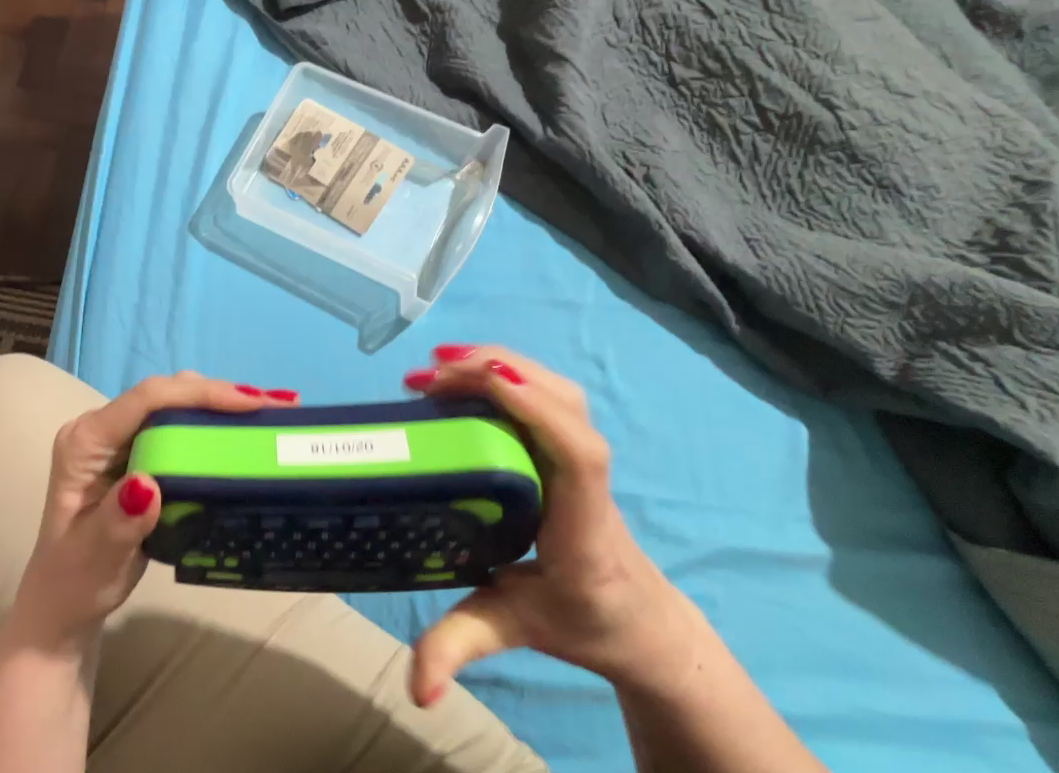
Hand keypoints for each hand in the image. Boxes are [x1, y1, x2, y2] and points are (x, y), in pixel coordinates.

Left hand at [5, 373, 299, 653]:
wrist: (64, 603)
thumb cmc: (75, 582)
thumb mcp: (95, 557)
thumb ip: (118, 521)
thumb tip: (148, 483)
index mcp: (84, 442)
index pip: (144, 400)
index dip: (198, 395)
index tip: (250, 404)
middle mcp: (100, 429)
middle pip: (163, 394)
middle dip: (218, 394)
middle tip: (275, 406)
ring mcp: (117, 440)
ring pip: (173, 404)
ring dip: (220, 405)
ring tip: (271, 411)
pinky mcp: (135, 453)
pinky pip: (176, 426)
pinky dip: (212, 424)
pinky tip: (244, 429)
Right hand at [403, 347, 705, 704]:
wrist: (642, 620)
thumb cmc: (582, 621)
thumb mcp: (512, 630)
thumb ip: (460, 650)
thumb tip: (416, 692)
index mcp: (583, 525)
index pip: (579, 455)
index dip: (538, 413)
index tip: (484, 387)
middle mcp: (590, 480)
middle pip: (565, 403)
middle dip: (499, 374)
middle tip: (428, 376)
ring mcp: (583, 458)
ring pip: (557, 391)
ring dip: (500, 366)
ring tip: (438, 367)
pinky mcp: (567, 448)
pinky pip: (545, 398)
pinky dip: (506, 375)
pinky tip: (464, 378)